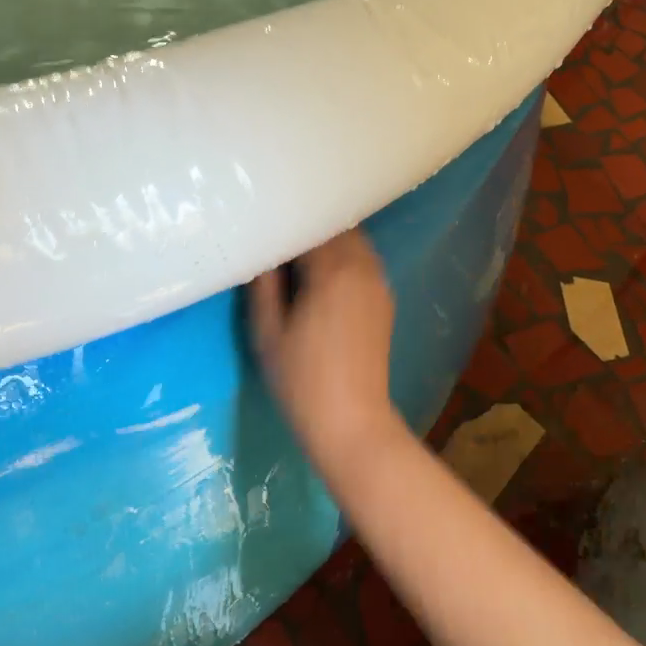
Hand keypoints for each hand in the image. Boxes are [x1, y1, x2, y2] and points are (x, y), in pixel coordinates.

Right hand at [246, 229, 403, 463]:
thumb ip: (263, 283)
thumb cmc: (301, 379)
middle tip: (277, 232)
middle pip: (336, 226)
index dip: (285, 222)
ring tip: (295, 252)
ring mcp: (378, 282)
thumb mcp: (267, 331)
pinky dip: (341, 256)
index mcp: (333, 269)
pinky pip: (362, 260)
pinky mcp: (383, 299)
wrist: (352, 423)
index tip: (263, 222)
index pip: (309, 225)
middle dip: (308, 225)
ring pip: (352, 241)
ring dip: (326, 239)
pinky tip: (318, 274)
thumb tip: (261, 252)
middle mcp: (362, 267)